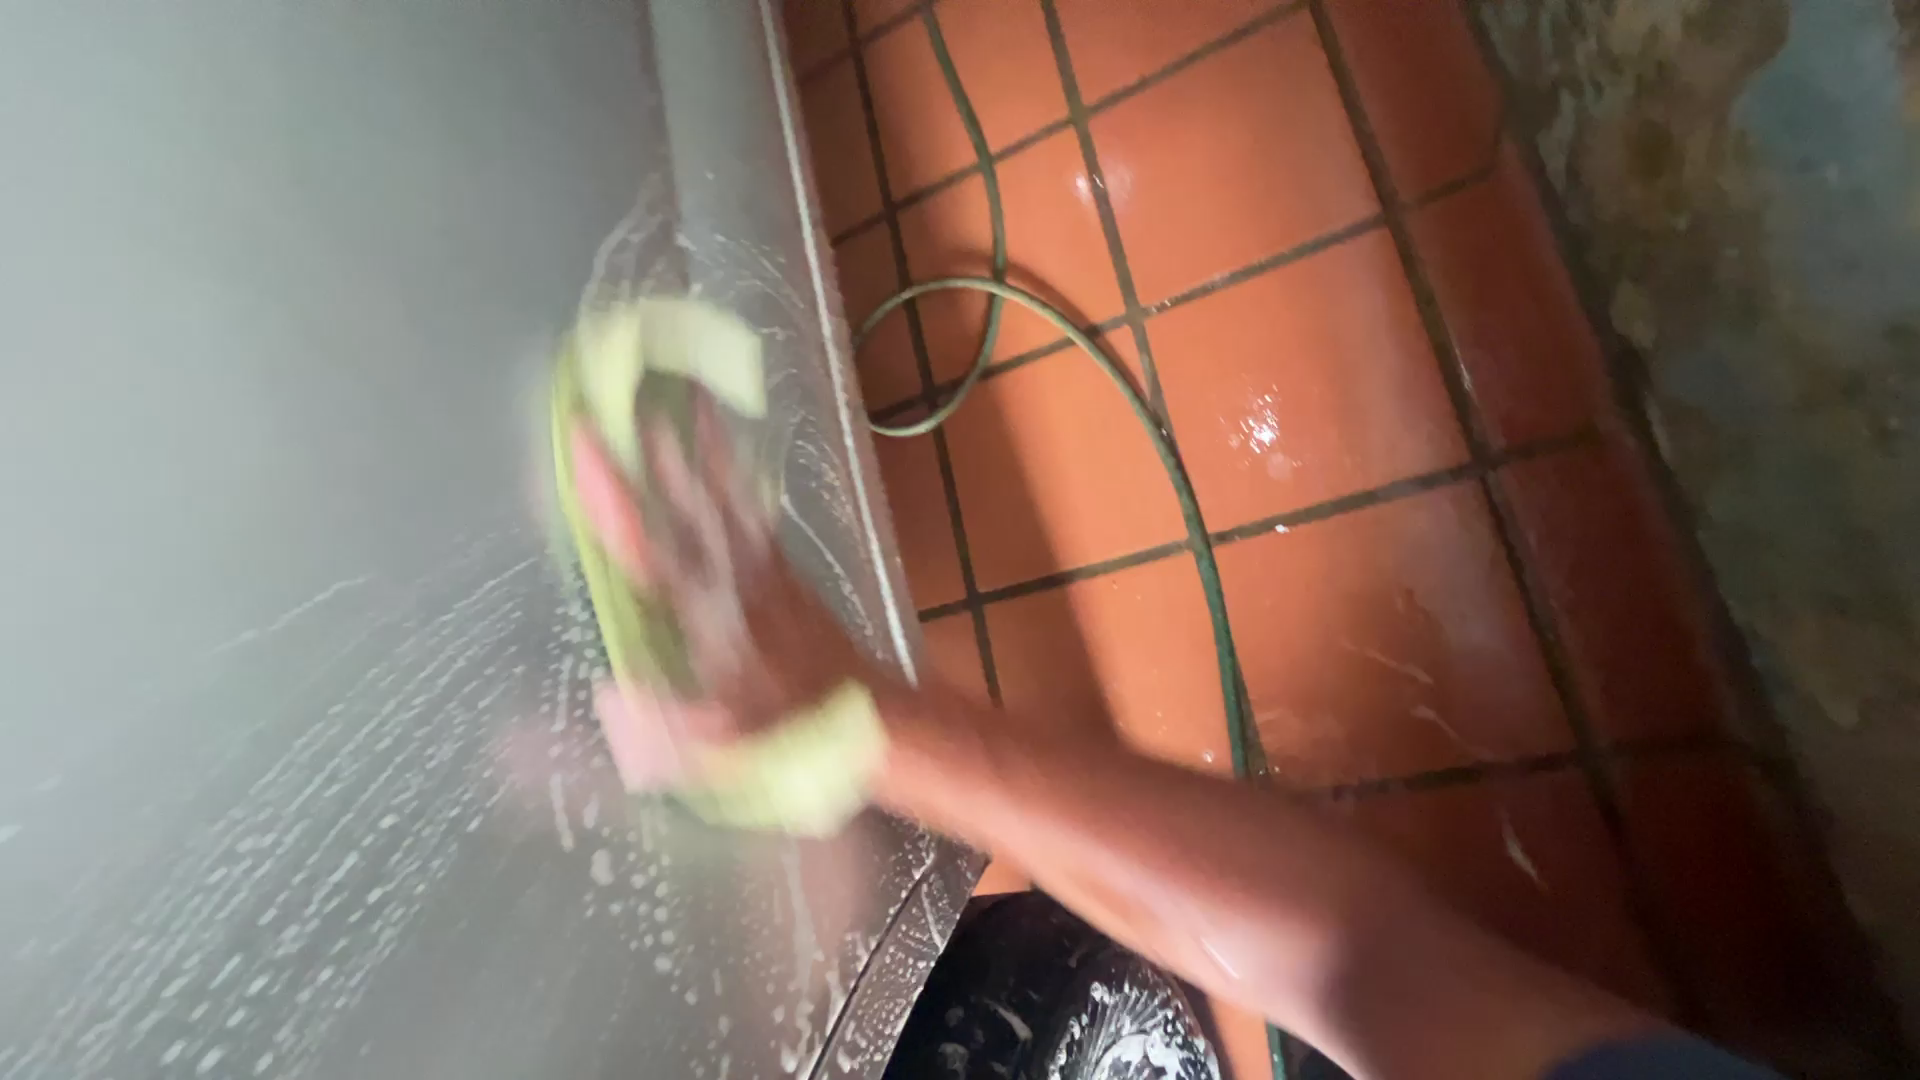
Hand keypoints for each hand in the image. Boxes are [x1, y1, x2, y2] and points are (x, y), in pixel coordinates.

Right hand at [569, 402, 895, 791]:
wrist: (873, 715)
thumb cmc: (796, 732)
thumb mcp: (729, 747)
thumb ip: (667, 727)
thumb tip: (608, 695)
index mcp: (712, 617)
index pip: (651, 547)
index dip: (612, 495)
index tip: (583, 441)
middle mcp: (739, 582)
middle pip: (691, 505)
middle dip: (658, 451)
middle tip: (632, 394)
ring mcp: (769, 572)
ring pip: (729, 500)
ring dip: (704, 452)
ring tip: (689, 401)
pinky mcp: (789, 574)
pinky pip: (757, 515)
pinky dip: (740, 483)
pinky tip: (732, 466)